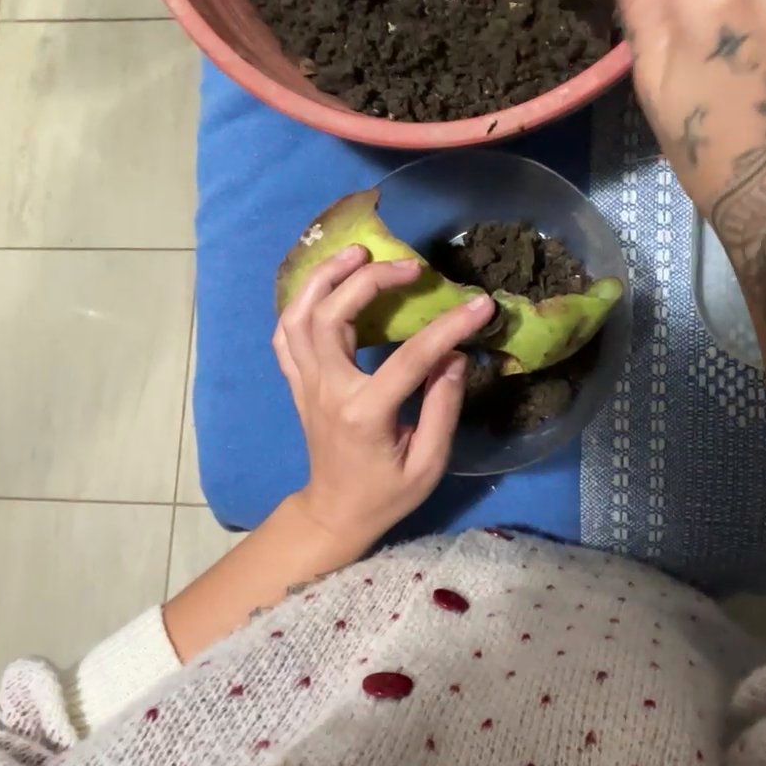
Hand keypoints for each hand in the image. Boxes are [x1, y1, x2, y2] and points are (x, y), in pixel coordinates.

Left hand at [272, 244, 497, 550]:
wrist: (336, 512)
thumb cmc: (387, 494)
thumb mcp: (428, 463)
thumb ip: (442, 408)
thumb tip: (455, 356)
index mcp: (364, 414)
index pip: (410, 357)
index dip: (449, 327)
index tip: (480, 305)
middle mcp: (327, 390)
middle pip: (332, 317)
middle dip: (370, 281)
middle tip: (409, 266)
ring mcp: (306, 384)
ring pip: (298, 316)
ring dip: (325, 278)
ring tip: (357, 253)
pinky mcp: (298, 383)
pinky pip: (286, 333)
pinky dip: (300, 302)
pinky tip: (325, 284)